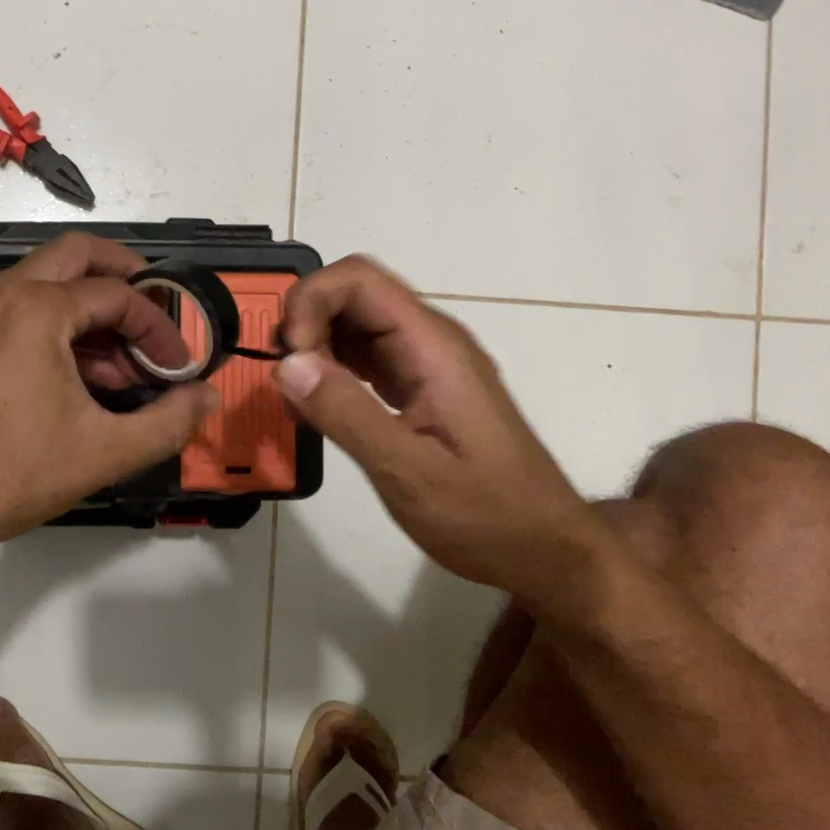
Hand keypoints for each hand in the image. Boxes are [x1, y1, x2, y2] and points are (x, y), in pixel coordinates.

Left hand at [0, 232, 218, 560]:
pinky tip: (73, 373)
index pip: (118, 295)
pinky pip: (16, 307)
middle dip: (123, 277)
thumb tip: (208, 398)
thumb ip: (168, 422)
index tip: (179, 366)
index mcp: (37, 308)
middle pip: (75, 255)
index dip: (158, 327)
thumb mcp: (103, 452)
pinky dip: (53, 320)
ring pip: (43, 279)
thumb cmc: (11, 475)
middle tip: (154, 312)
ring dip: (87, 303)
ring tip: (118, 360)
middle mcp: (2, 296)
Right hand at [272, 256, 617, 612]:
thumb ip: (347, 414)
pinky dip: (329, 373)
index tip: (288, 359)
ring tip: (297, 403)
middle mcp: (429, 342)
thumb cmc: (485, 515)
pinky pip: (362, 358)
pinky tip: (316, 412)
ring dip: (313, 350)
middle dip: (305, 324)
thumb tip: (287, 363)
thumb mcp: (409, 472)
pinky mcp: (416, 387)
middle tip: (287, 385)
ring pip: (353, 324)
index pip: (358, 280)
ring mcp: (424, 364)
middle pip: (352, 295)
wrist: (542, 548)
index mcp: (433, 348)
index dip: (311, 302)